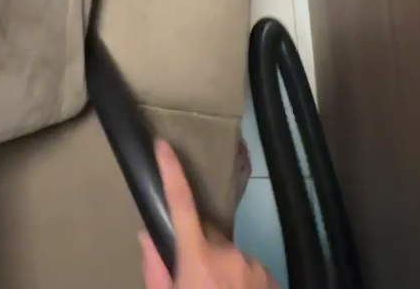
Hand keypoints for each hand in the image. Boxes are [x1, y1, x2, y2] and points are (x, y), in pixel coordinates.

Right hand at [140, 140, 277, 288]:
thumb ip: (157, 271)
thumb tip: (147, 236)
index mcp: (198, 259)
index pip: (181, 204)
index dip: (171, 171)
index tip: (163, 144)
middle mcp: (229, 255)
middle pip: (208, 237)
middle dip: (200, 250)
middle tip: (193, 282)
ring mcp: (255, 267)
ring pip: (231, 257)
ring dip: (224, 271)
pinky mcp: (273, 280)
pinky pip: (251, 272)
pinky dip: (243, 283)